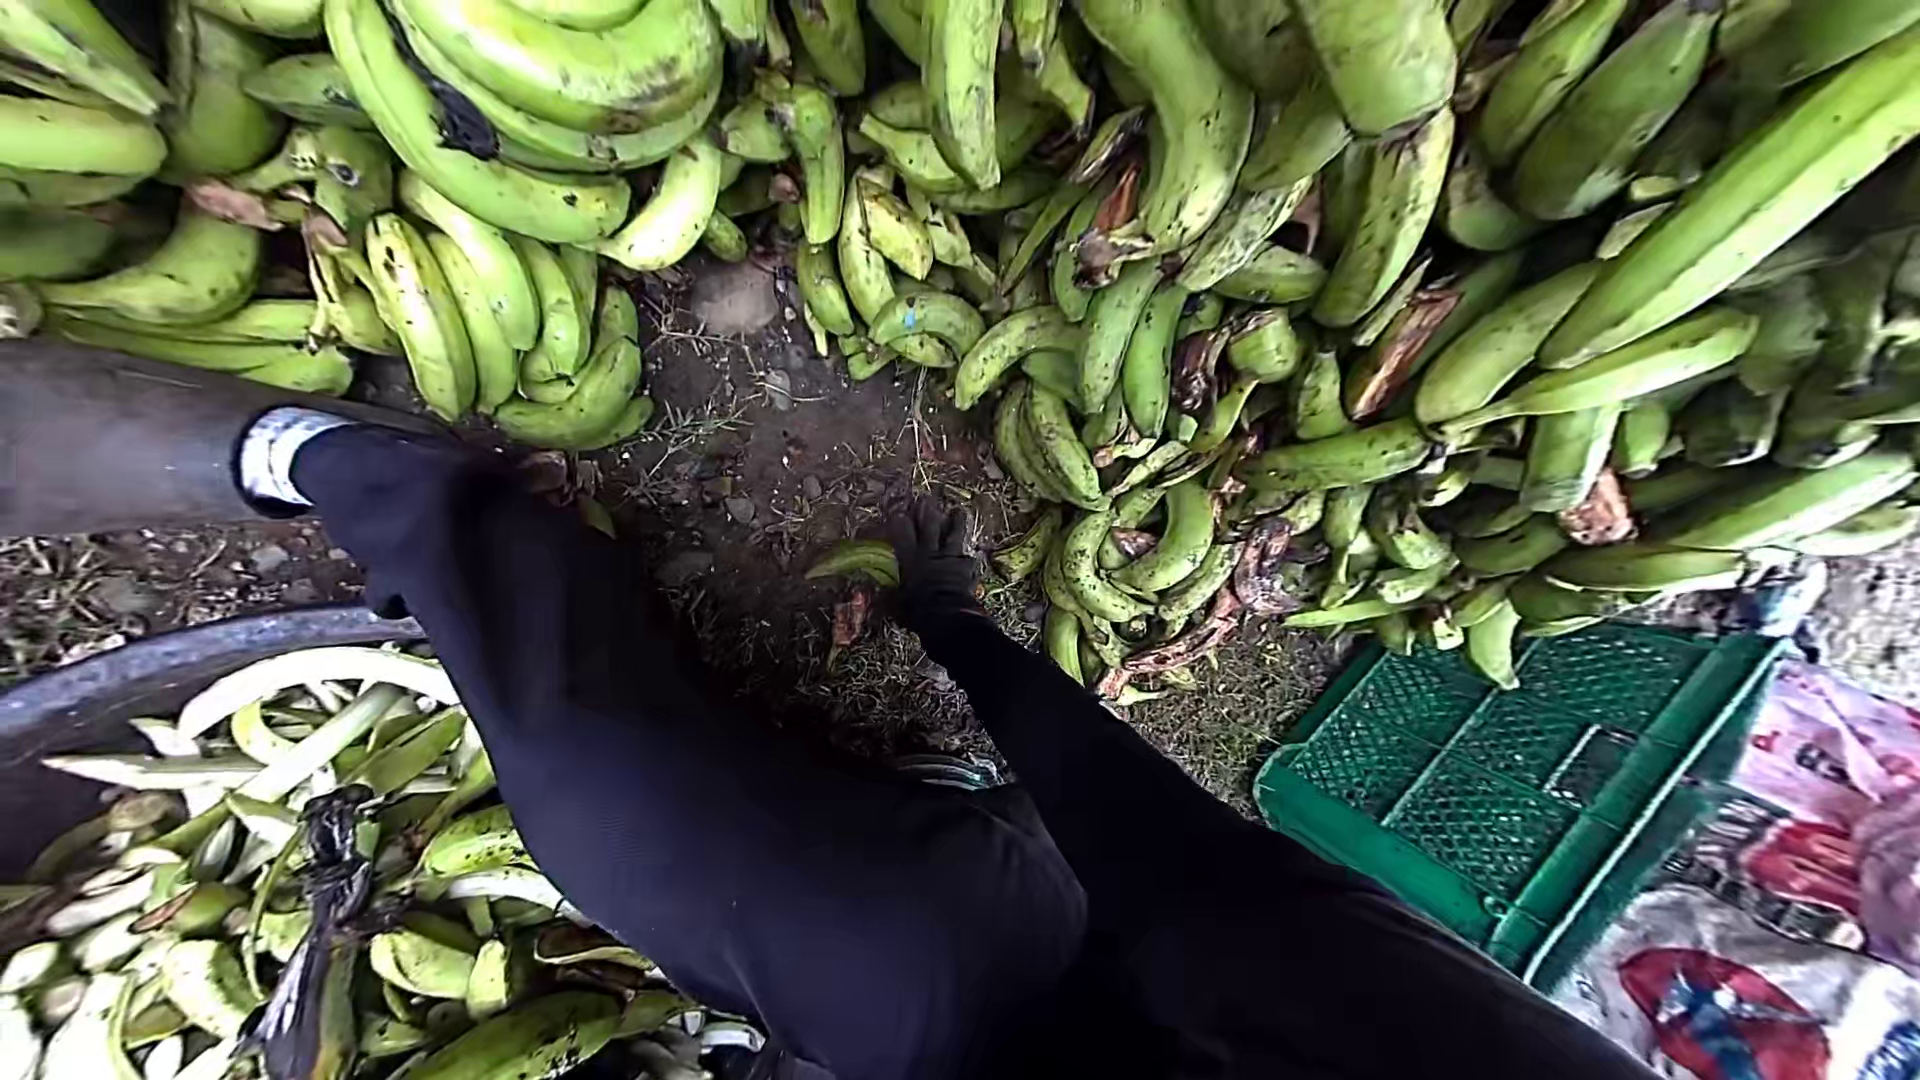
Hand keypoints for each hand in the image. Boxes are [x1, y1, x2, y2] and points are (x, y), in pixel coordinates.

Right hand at [888, 495, 983, 627]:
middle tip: (926, 498)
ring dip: (956, 522)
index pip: (903, 535)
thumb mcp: (898, 606)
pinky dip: (971, 557)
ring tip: (958, 510)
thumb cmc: (919, 610)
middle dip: (927, 512)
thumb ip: (891, 598)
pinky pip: (970, 559)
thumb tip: (883, 597)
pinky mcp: (967, 568)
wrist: (948, 615)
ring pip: (954, 535)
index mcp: (911, 560)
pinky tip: (975, 555)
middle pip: (929, 527)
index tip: (898, 511)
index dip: (900, 522)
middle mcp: (931, 554)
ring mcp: (951, 559)